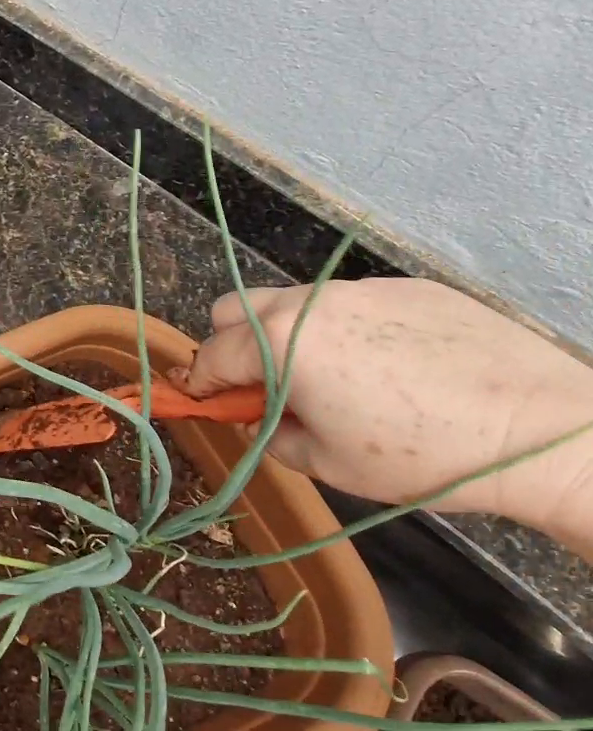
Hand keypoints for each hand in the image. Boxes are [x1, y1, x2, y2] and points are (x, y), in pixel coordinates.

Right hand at [177, 277, 592, 539]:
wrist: (551, 434)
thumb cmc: (425, 456)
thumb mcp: (330, 465)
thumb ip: (271, 437)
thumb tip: (255, 419)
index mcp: (278, 341)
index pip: (211, 356)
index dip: (201, 383)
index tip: (204, 400)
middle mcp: (306, 302)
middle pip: (234, 310)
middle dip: (233, 345)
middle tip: (266, 383)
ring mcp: (360, 289)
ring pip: (293, 303)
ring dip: (291, 335)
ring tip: (340, 377)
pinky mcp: (410, 288)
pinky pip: (354, 304)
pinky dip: (351, 330)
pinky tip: (397, 366)